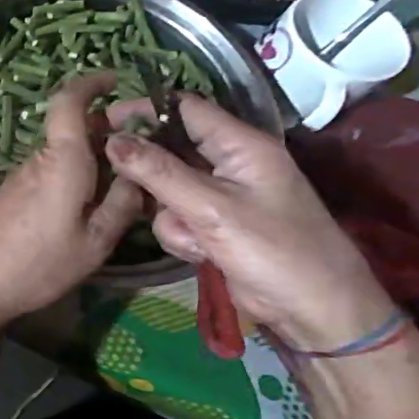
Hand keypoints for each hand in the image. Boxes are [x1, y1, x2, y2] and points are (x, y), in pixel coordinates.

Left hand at [0, 73, 145, 329]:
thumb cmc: (38, 264)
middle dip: (108, 131)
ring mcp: (19, 178)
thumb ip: (122, 203)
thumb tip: (138, 172)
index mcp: (61, 160)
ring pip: (62, 155)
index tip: (114, 81)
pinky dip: (72, 178)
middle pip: (73, 130)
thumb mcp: (95, 241)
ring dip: (92, 159)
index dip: (91, 83)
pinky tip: (86, 207)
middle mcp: (37, 160)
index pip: (69, 102)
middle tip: (143, 153)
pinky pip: (48, 174)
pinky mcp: (9, 196)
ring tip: (123, 187)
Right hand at [104, 94, 394, 349]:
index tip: (105, 118)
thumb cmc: (274, 250)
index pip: (186, 109)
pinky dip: (179, 235)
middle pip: (169, 149)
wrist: (312, 310)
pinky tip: (200, 253)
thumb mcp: (211, 209)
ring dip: (168, 213)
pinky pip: (175, 217)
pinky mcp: (212, 224)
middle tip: (117, 178)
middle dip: (147, 169)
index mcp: (241, 145)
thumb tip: (112, 140)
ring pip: (165, 189)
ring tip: (192, 236)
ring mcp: (219, 196)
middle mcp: (229, 163)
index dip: (146, 109)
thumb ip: (159, 173)